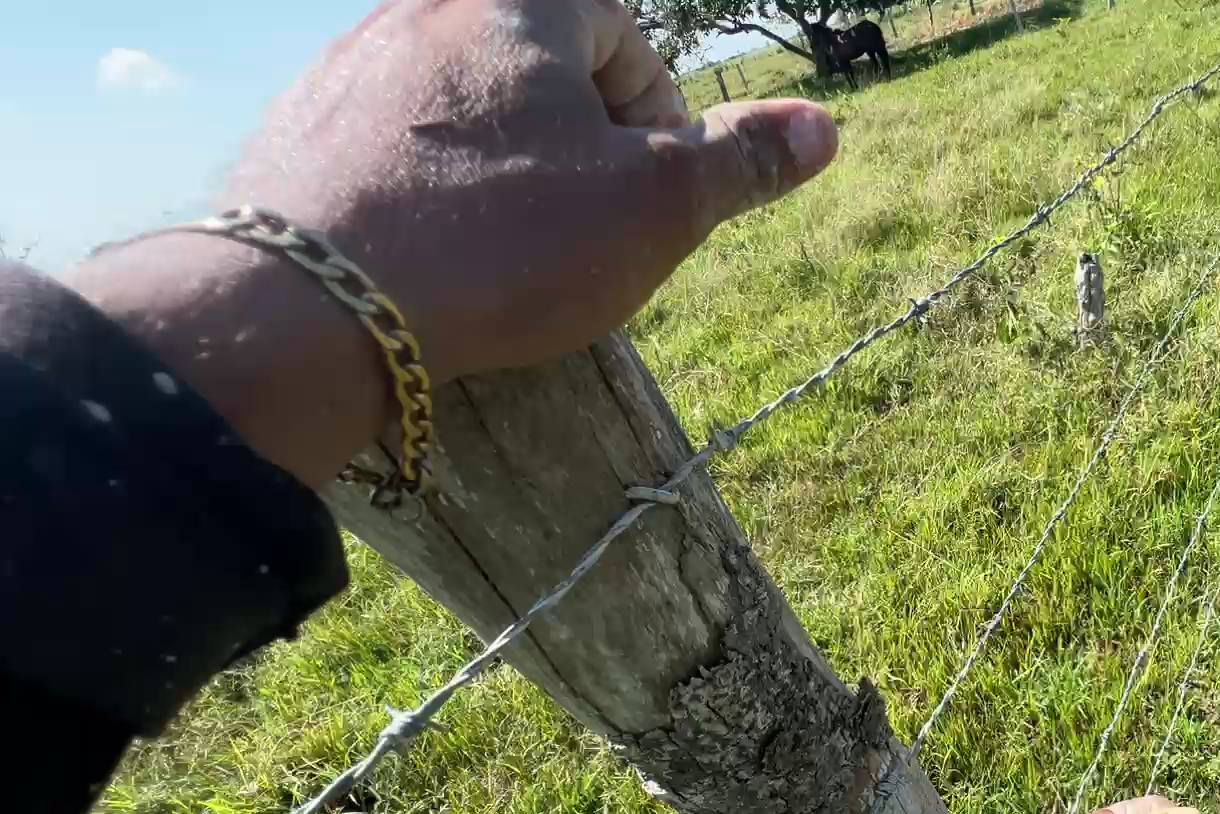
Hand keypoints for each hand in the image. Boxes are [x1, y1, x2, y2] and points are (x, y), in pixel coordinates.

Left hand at [63, 0, 835, 487]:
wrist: (319, 302)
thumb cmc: (514, 242)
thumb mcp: (657, 204)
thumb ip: (743, 160)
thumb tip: (826, 126)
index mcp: (514, 6)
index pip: (618, 28)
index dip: (657, 110)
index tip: (652, 185)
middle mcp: (427, 10)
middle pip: (551, 65)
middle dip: (597, 142)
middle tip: (605, 223)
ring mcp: (359, 65)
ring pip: (489, 109)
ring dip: (535, 168)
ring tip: (538, 245)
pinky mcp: (318, 125)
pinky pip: (424, 142)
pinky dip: (465, 186)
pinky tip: (468, 248)